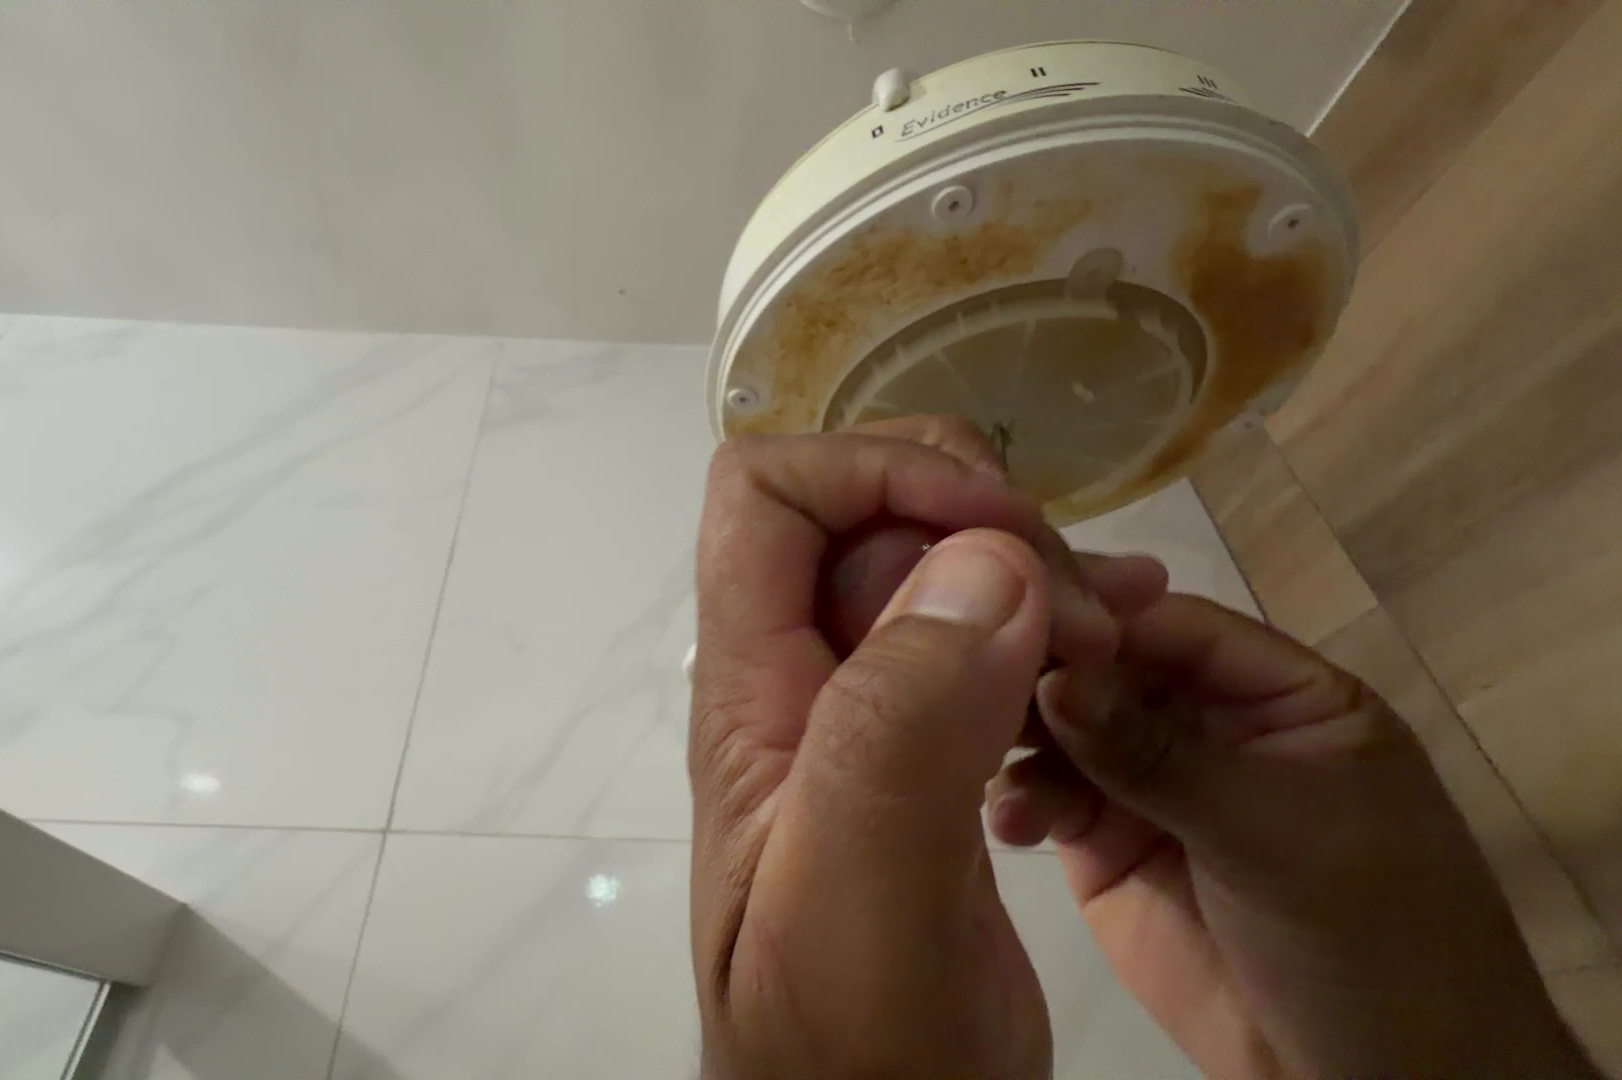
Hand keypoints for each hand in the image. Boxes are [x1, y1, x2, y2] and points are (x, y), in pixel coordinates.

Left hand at [687, 418, 1162, 1079]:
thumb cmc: (850, 1044)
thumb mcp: (861, 900)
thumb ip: (899, 734)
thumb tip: (982, 564)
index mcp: (748, 687)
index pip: (766, 493)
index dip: (876, 471)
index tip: (998, 531)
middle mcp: (790, 670)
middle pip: (855, 506)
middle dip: (973, 517)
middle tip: (1078, 610)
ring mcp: (852, 697)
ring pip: (922, 556)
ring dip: (1020, 565)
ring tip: (1106, 640)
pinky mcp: (914, 732)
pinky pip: (969, 623)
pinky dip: (1038, 615)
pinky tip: (1104, 661)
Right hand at [989, 595, 1600, 1077]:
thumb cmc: (1368, 940)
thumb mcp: (1273, 833)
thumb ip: (1157, 755)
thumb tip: (1050, 681)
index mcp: (1270, 694)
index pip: (1167, 625)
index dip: (1092, 617)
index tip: (1009, 619)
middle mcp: (1196, 721)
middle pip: (1099, 668)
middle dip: (1037, 676)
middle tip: (970, 687)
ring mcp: (1141, 778)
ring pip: (1057, 727)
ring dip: (1014, 737)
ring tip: (975, 757)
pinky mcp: (1099, 834)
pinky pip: (1042, 793)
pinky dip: (1018, 800)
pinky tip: (1010, 825)